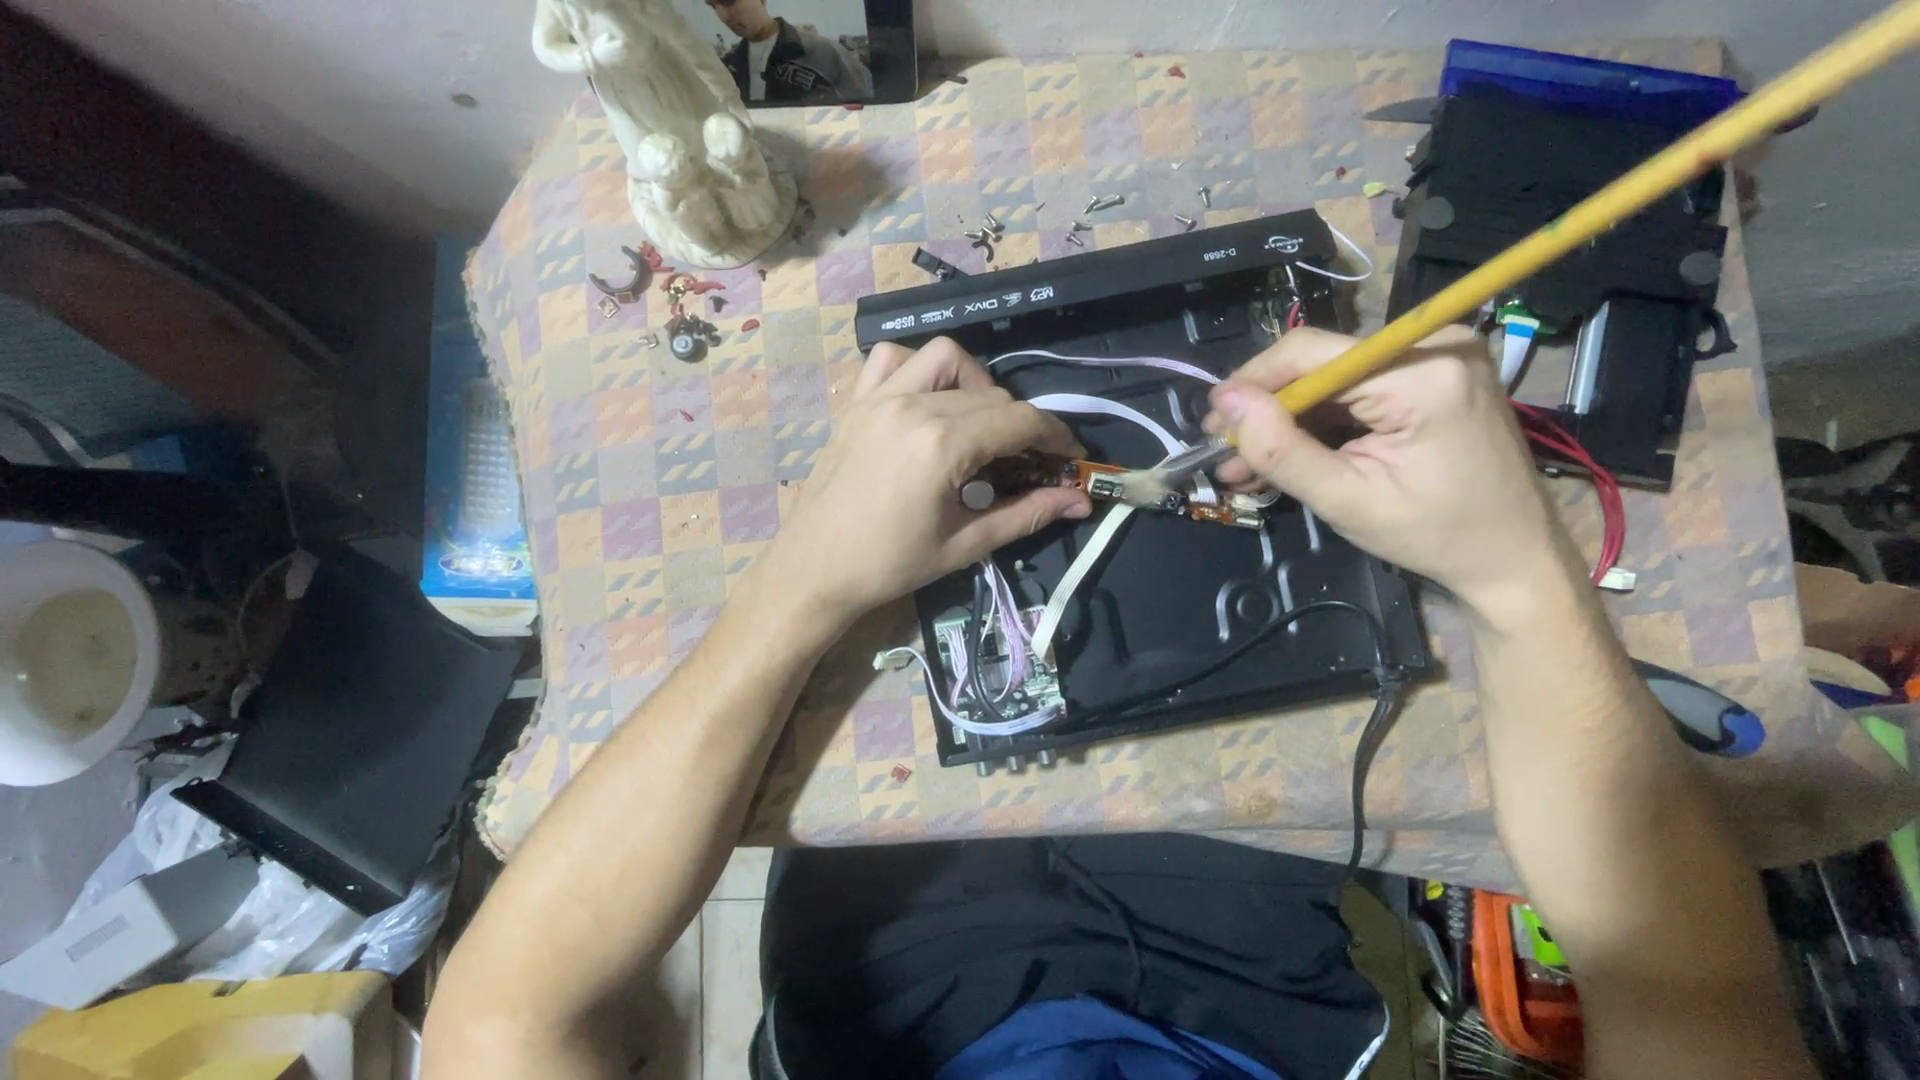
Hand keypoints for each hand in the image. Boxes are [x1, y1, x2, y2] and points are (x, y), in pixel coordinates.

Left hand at [765, 338, 1091, 623]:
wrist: (815, 569)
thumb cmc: (890, 565)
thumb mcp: (965, 544)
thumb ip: (1027, 514)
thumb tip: (1081, 500)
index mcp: (941, 445)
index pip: (1018, 420)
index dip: (1055, 436)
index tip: (1068, 457)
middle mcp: (912, 406)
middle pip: (991, 394)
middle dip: (1020, 423)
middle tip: (1024, 460)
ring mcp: (879, 397)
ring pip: (945, 358)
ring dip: (974, 382)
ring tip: (976, 423)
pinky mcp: (857, 402)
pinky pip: (893, 359)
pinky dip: (919, 368)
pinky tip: (927, 402)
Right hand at [1203, 326, 1573, 612]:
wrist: (1513, 556)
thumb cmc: (1435, 535)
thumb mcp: (1346, 499)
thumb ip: (1281, 449)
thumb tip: (1223, 402)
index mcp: (1420, 371)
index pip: (1309, 353)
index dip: (1251, 386)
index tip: (1213, 427)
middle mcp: (1433, 343)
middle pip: (1318, 363)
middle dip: (1266, 412)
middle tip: (1226, 454)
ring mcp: (1436, 355)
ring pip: (1330, 378)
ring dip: (1287, 421)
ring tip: (1246, 464)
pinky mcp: (1432, 374)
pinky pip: (1356, 389)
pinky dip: (1319, 422)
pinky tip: (1287, 454)